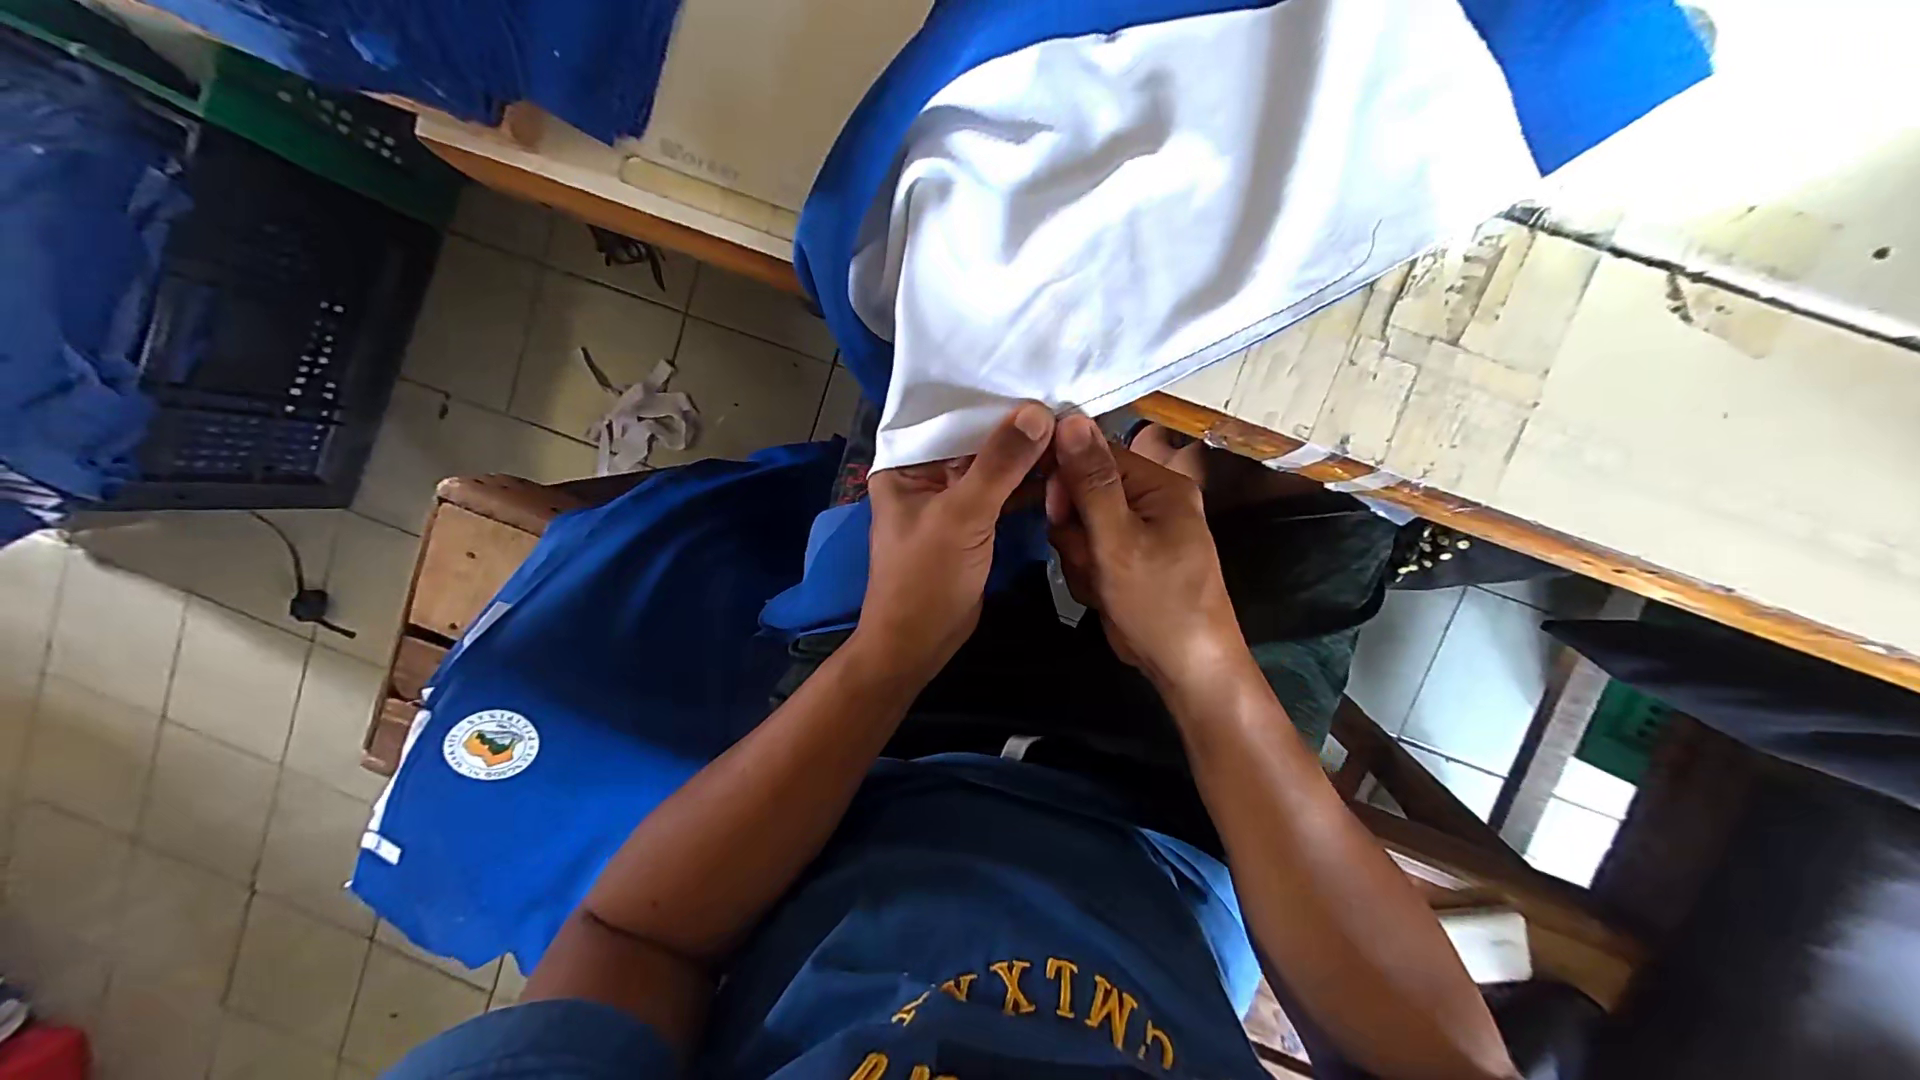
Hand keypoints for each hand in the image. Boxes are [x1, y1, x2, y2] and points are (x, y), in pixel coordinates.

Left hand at [854, 402, 1054, 683]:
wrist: (919, 643)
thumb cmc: (926, 579)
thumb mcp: (962, 516)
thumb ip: (999, 464)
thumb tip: (1039, 412)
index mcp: (904, 464)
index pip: (946, 416)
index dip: (988, 397)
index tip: (1034, 374)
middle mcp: (924, 474)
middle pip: (972, 438)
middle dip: (1013, 424)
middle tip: (1061, 398)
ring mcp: (950, 499)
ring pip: (991, 465)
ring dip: (1025, 453)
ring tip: (1069, 427)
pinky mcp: (972, 521)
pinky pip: (1001, 491)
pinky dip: (1026, 482)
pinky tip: (1060, 466)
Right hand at [1045, 414, 1248, 687]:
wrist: (1183, 667)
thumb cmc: (1158, 601)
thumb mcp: (1118, 539)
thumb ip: (1091, 481)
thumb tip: (1071, 418)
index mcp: (1159, 485)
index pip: (1097, 454)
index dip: (1068, 478)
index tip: (1055, 510)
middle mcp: (1148, 502)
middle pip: (1082, 492)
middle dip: (1075, 530)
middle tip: (1088, 557)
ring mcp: (1134, 533)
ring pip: (1077, 527)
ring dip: (1078, 557)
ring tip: (1101, 582)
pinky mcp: (1122, 560)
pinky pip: (1084, 552)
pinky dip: (1086, 574)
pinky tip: (1102, 593)